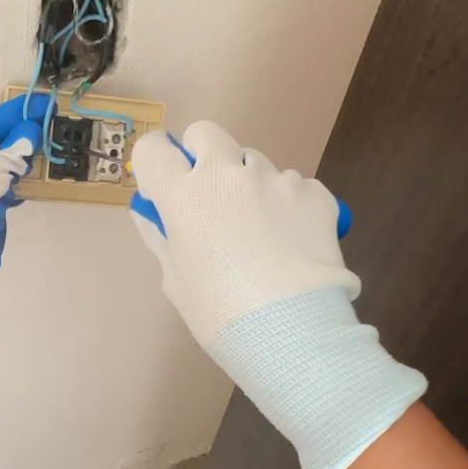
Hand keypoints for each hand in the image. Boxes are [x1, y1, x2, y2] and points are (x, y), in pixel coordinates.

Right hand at [128, 121, 424, 468]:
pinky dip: (288, 202)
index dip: (156, 162)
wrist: (293, 335)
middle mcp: (226, 175)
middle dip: (204, 155)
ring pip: (253, 161)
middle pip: (206, 133)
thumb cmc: (220, 314)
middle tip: (211, 194)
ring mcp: (274, 180)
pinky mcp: (314, 193)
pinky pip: (293, 184)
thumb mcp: (176, 279)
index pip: (153, 148)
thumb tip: (154, 213)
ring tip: (261, 228)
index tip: (163, 183)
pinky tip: (291, 237)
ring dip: (249, 183)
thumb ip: (162, 237)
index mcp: (184, 195)